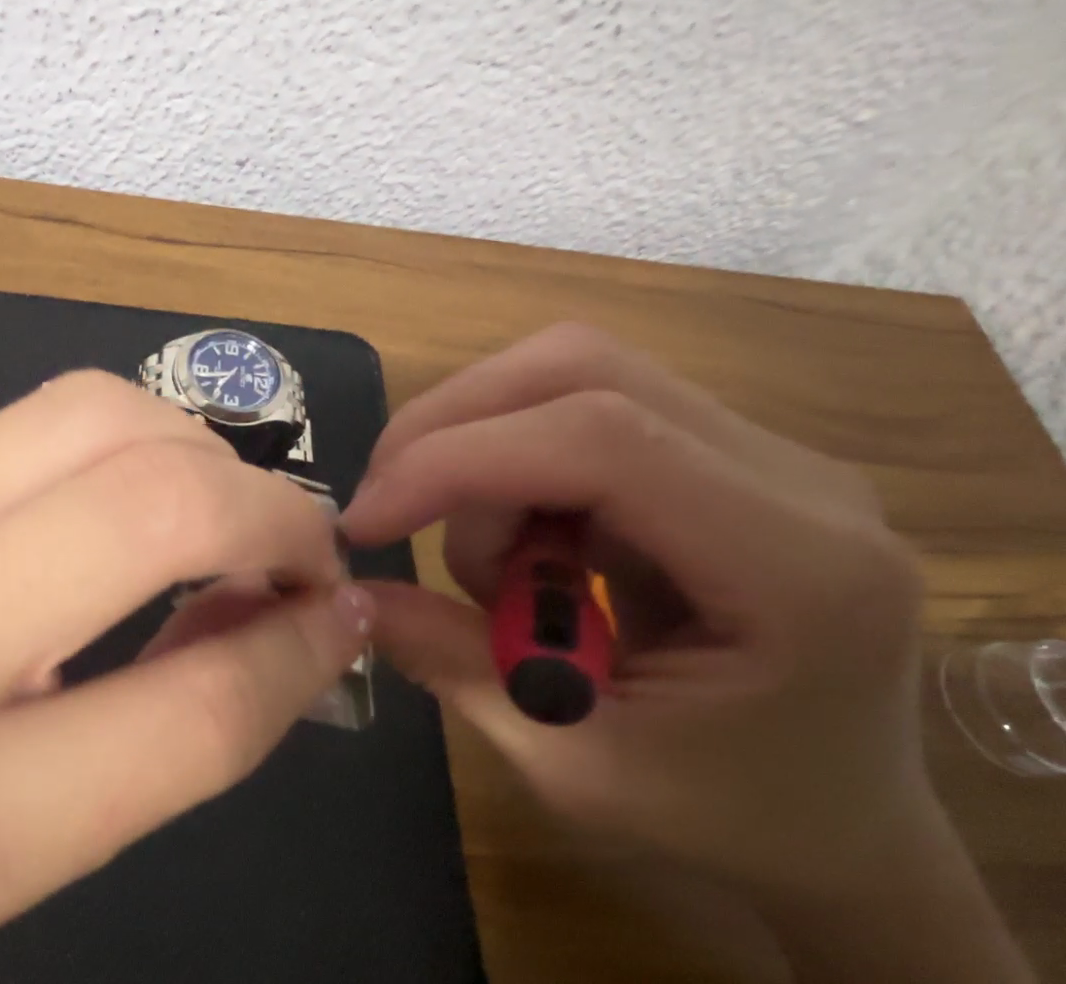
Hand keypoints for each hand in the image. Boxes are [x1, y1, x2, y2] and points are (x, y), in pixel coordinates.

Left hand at [0, 371, 370, 983]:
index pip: (187, 708)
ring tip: (224, 513)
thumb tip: (306, 620)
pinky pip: (31, 422)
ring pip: (86, 418)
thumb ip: (180, 734)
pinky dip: (126, 443)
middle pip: (136, 504)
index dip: (301, 648)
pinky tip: (137, 497)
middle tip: (300, 548)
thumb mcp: (41, 860)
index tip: (343, 614)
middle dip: (264, 509)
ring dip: (196, 453)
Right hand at [341, 323, 931, 890]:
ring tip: (484, 568)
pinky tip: (525, 548)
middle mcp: (799, 480)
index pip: (600, 442)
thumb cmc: (727, 817)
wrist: (845, 827)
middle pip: (582, 369)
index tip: (366, 525)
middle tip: (387, 509)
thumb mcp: (571, 766)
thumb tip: (352, 590)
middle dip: (450, 428)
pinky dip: (514, 466)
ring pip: (575, 375)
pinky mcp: (727, 455)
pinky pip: (586, 412)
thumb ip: (453, 664)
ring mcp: (769, 455)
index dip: (456, 461)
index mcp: (796, 569)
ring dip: (482, 453)